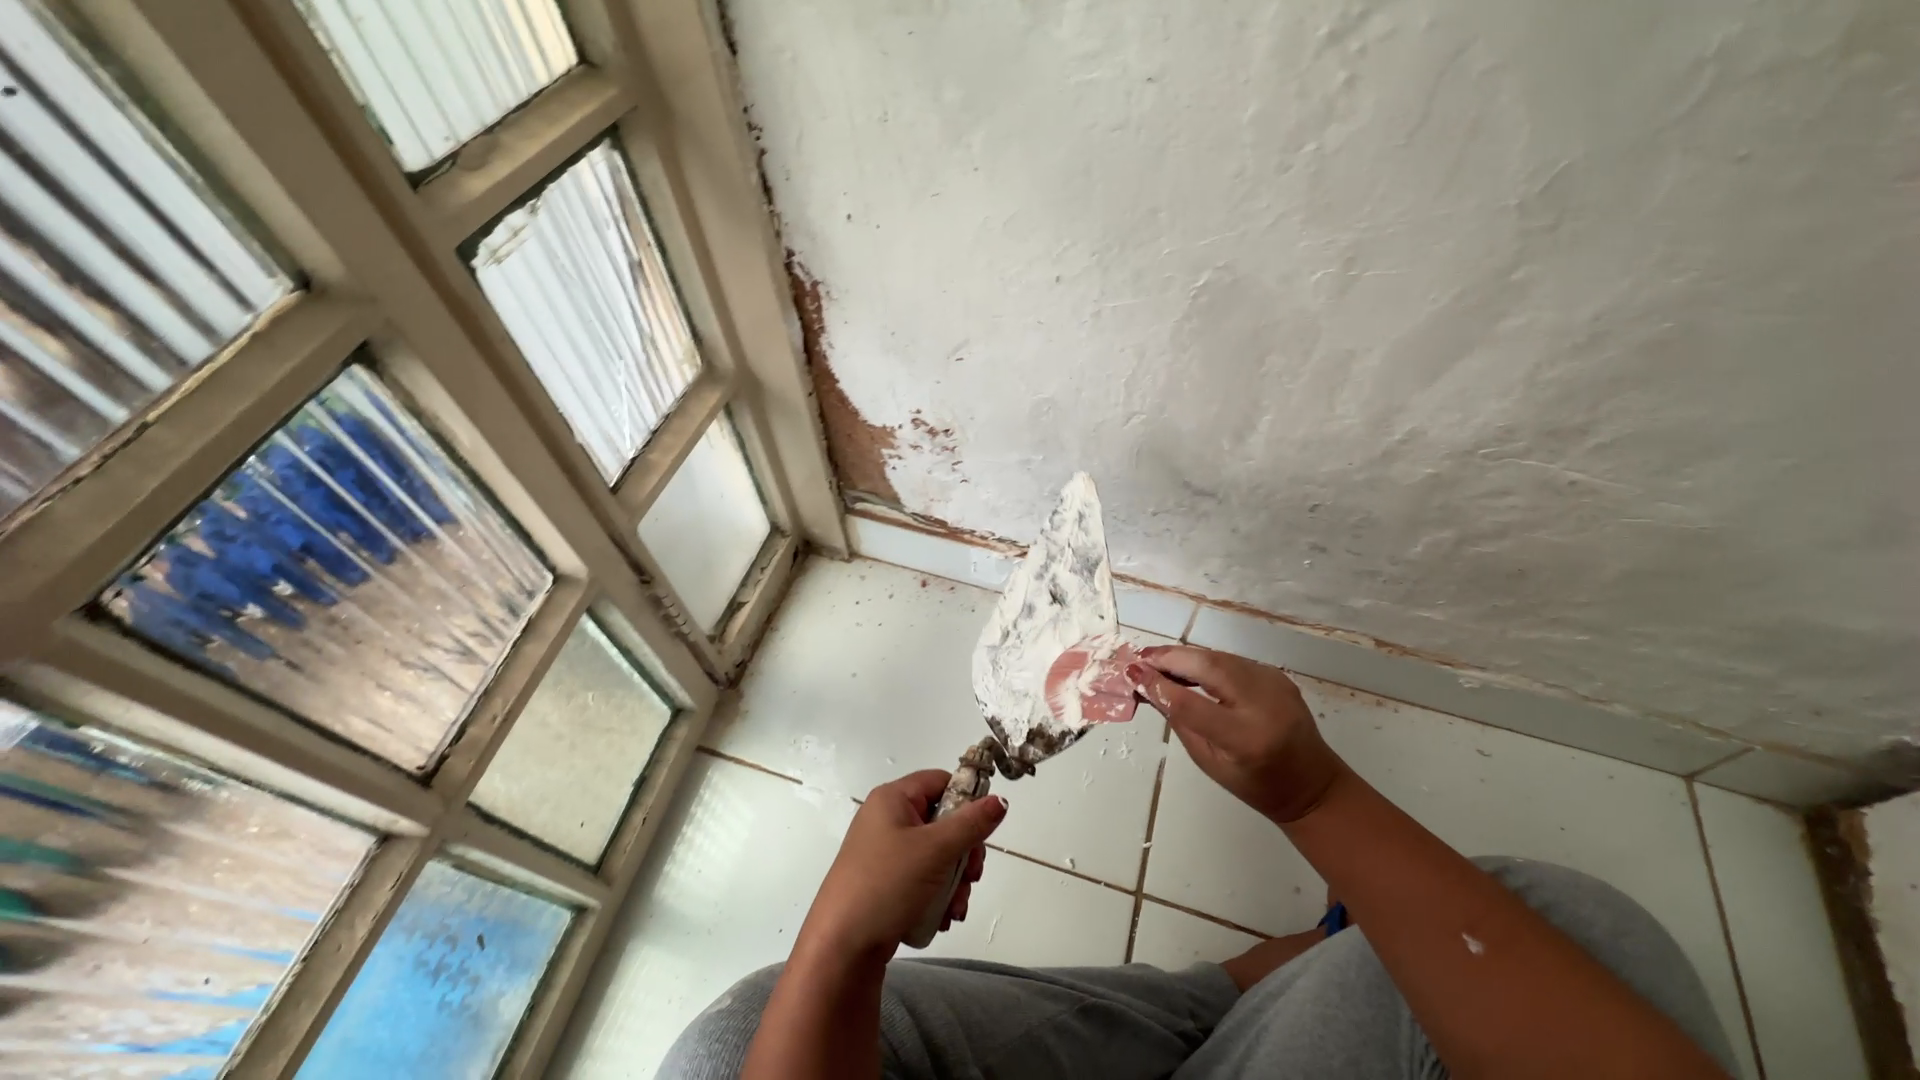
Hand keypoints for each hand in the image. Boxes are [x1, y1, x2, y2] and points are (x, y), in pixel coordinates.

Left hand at [795, 770, 1007, 959]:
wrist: (842, 947)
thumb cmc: (887, 885)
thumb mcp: (935, 850)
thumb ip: (972, 823)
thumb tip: (999, 800)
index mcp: (893, 799)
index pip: (941, 782)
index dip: (966, 801)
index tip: (983, 831)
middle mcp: (887, 821)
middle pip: (943, 823)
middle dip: (964, 854)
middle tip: (971, 877)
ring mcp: (885, 854)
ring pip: (938, 856)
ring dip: (954, 882)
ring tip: (954, 908)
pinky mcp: (886, 884)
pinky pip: (923, 880)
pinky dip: (937, 897)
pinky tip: (941, 918)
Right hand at [1129, 645, 1344, 823]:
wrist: (1311, 783)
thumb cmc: (1255, 784)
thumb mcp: (1209, 762)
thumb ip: (1181, 721)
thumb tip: (1150, 688)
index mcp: (1245, 738)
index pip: (1191, 704)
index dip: (1159, 685)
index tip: (1133, 674)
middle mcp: (1263, 704)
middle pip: (1209, 666)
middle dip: (1171, 658)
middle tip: (1141, 658)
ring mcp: (1274, 684)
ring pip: (1220, 657)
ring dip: (1186, 656)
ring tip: (1157, 660)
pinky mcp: (1277, 676)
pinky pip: (1234, 662)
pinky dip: (1207, 661)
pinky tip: (1188, 667)